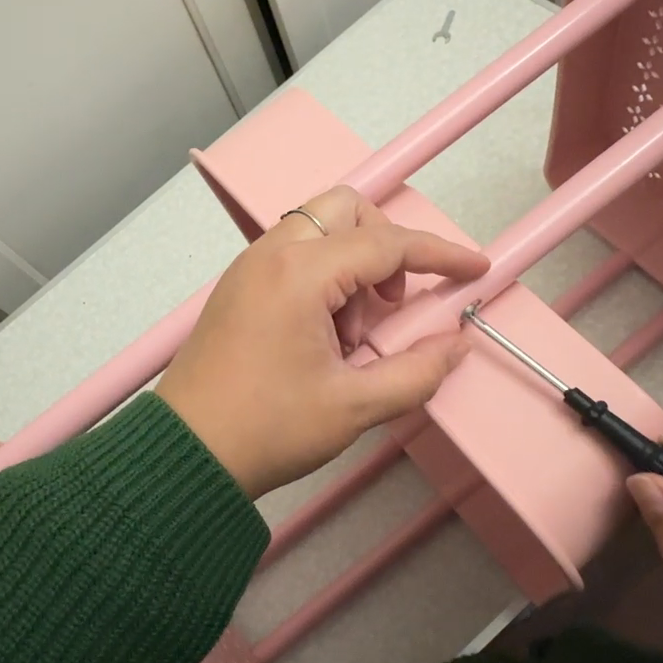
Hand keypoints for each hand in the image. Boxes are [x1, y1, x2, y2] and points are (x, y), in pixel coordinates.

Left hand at [157, 186, 488, 497]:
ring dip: (352, 264)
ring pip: (318, 229)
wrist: (187, 453)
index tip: (475, 270)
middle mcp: (270, 254)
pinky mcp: (239, 287)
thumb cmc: (265, 429)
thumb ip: (416, 372)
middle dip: (385, 244)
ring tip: (351, 335)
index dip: (440, 255)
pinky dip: (323, 276)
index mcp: (299, 274)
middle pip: (346, 210)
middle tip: (392, 303)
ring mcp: (249, 267)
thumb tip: (455, 345)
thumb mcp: (352, 406)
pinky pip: (293, 254)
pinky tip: (325, 335)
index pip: (386, 243)